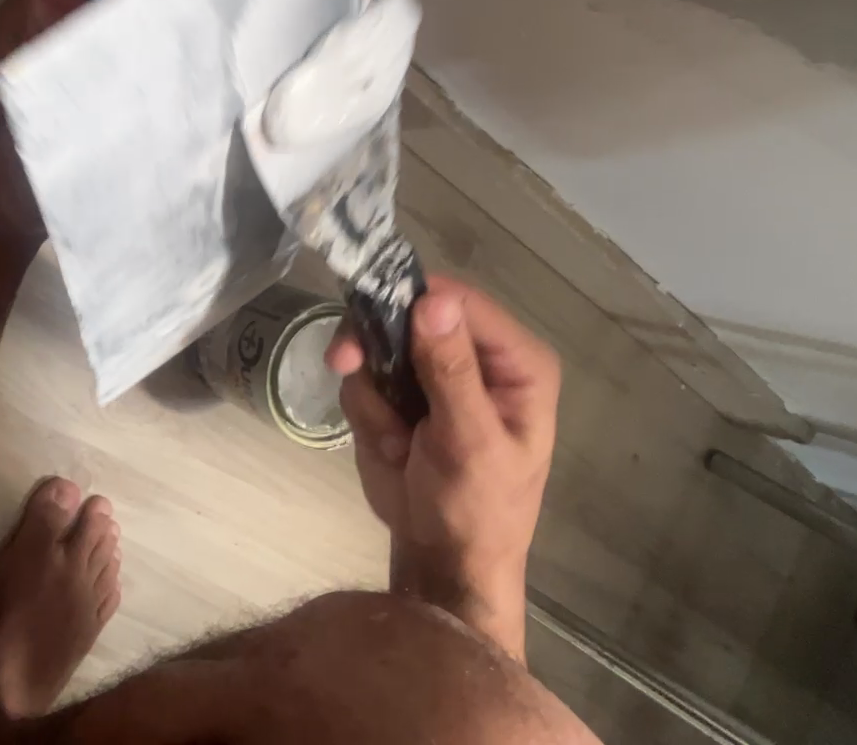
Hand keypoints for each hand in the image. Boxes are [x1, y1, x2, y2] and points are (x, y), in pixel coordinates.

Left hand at [0, 0, 158, 255]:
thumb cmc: (32, 160)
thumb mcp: (82, 98)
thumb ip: (119, 48)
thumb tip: (173, 12)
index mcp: (30, 7)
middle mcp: (23, 9)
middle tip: (176, 9)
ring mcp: (24, 35)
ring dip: (125, 6)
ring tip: (164, 38)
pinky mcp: (30, 61)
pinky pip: (75, 24)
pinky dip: (108, 32)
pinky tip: (136, 68)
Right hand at [326, 276, 559, 661]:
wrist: (440, 556)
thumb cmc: (476, 507)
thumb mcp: (469, 441)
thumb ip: (451, 370)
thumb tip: (433, 302)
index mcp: (514, 360)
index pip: (459, 301)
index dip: (412, 302)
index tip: (369, 325)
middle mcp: (473, 354)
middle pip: (408, 310)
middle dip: (374, 343)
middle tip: (343, 362)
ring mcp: (431, 371)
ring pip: (375, 341)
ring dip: (371, 391)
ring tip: (393, 439)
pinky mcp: (397, 390)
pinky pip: (362, 375)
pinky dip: (365, 409)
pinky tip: (388, 444)